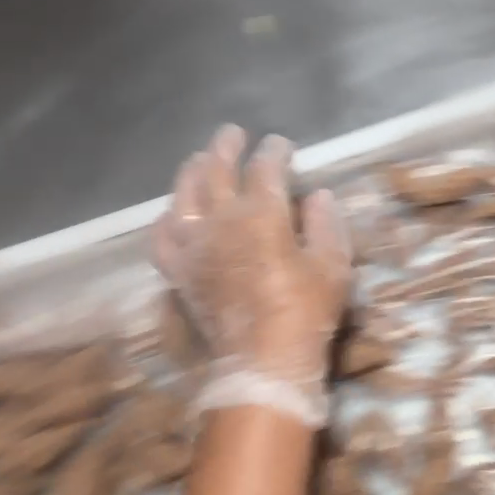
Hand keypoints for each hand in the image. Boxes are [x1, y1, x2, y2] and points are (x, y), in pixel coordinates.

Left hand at [151, 125, 352, 424]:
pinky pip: (162, 237)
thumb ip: (325, 224)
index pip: (265, 168)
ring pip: (184, 196)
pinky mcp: (179, 272)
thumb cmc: (306, 310)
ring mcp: (194, 245)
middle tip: (232, 134)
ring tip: (198, 159)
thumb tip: (318, 195)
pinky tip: (172, 213)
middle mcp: (222, 220)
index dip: (273, 151)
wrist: (264, 360)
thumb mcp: (332, 264)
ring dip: (192, 172)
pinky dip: (166, 219)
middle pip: (216, 171)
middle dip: (225, 147)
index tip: (281, 144)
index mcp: (262, 214)